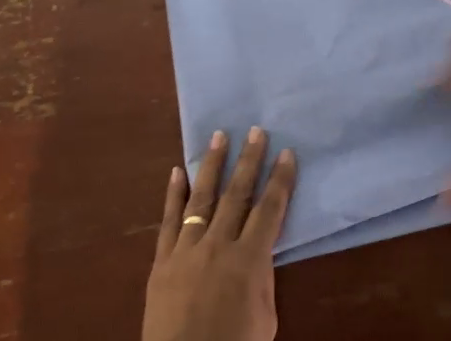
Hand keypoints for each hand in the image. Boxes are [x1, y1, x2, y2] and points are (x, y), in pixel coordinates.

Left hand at [143, 127, 297, 340]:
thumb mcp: (264, 320)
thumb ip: (262, 279)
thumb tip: (260, 251)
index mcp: (249, 260)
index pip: (270, 210)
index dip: (280, 180)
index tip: (287, 153)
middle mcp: (218, 245)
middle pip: (237, 195)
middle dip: (249, 161)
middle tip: (256, 130)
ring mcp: (187, 250)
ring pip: (202, 198)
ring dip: (213, 165)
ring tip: (219, 136)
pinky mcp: (162, 261)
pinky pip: (168, 221)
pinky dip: (173, 194)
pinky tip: (177, 171)